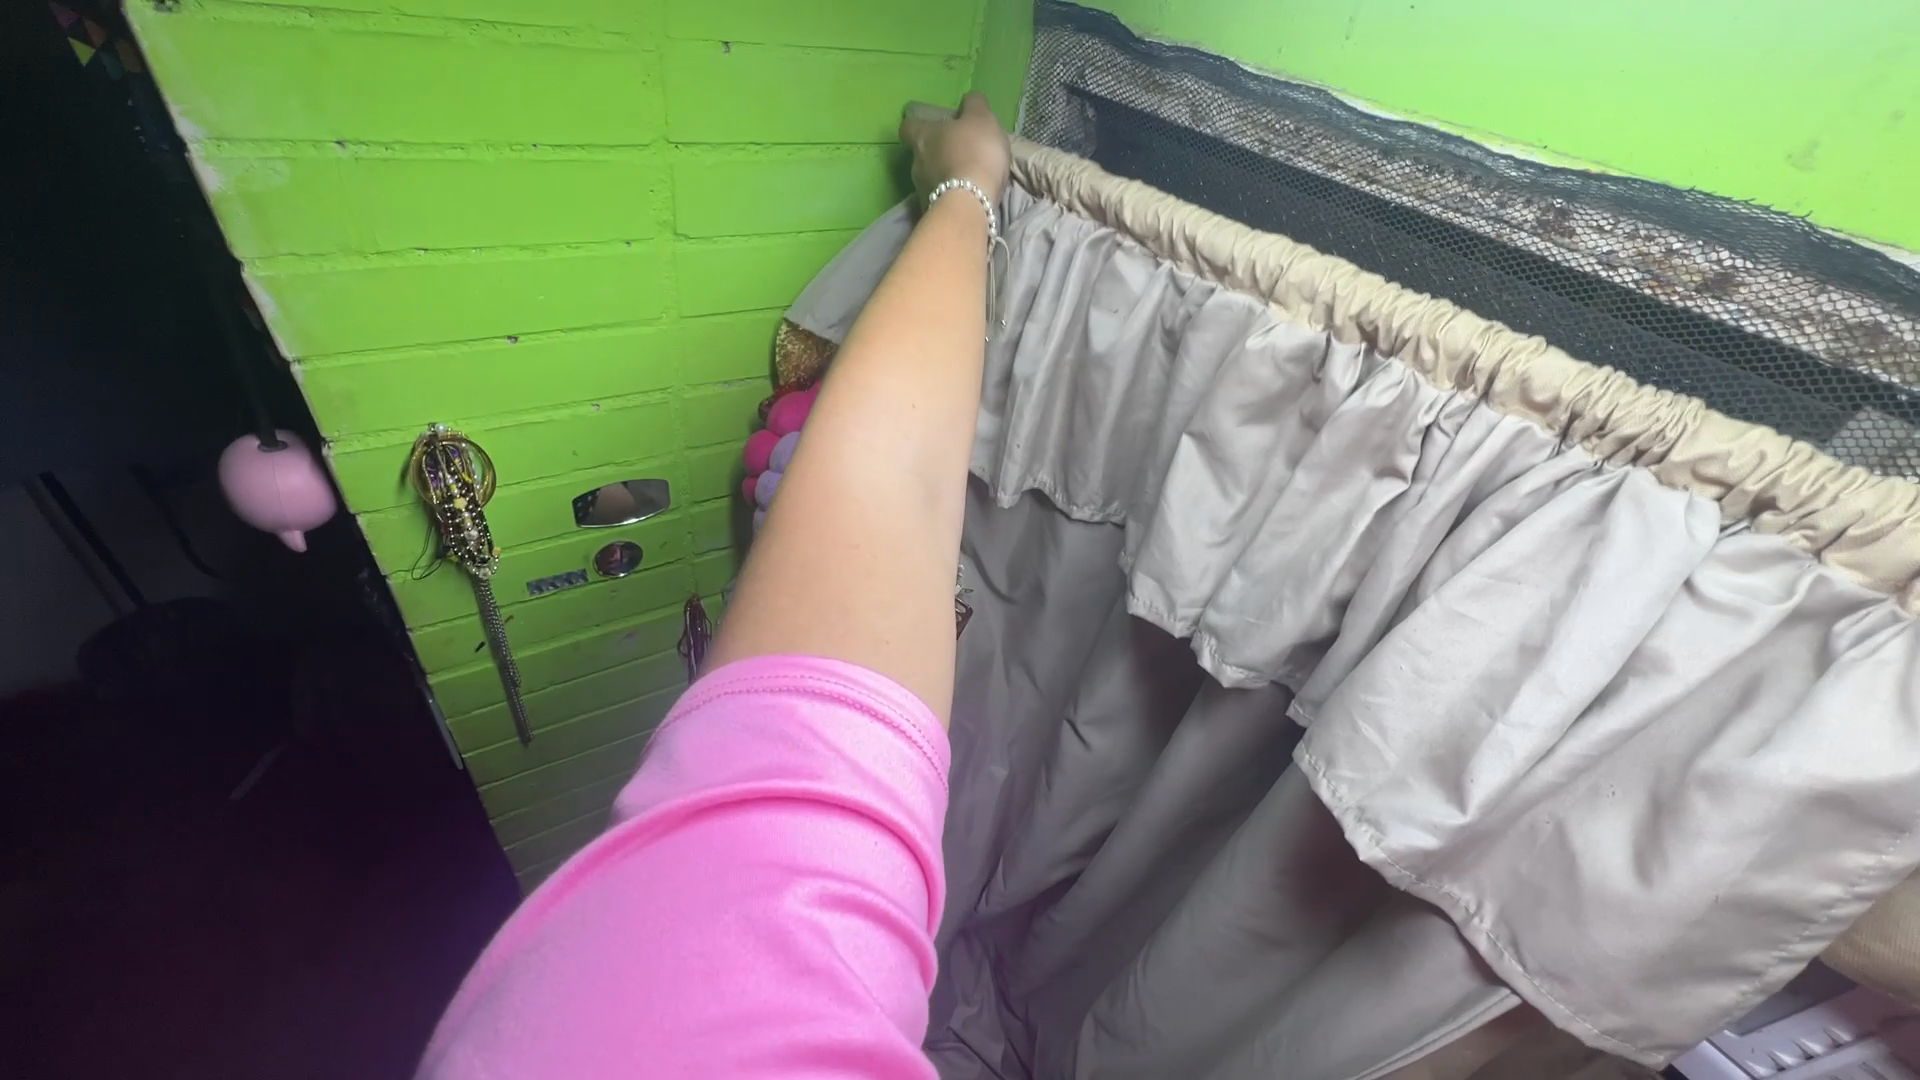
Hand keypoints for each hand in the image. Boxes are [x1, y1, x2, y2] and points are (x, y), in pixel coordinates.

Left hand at [900, 92, 1011, 204]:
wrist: (970, 204)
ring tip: (963, 181)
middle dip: (935, 154)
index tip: (928, 125)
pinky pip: (938, 200)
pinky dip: (948, 198)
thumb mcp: (981, 119)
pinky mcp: (930, 213)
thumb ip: (974, 106)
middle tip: (955, 155)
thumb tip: (968, 101)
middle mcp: (916, 163)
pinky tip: (963, 199)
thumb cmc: (974, 153)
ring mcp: (920, 191)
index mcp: (923, 136)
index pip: (908, 126)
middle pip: (920, 155)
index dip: (916, 124)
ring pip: (929, 179)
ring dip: (942, 178)